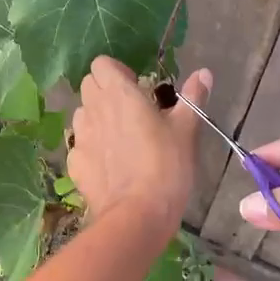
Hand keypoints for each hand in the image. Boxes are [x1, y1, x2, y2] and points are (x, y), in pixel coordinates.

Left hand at [67, 58, 211, 225]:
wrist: (137, 217)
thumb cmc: (165, 165)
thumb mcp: (186, 129)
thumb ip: (192, 97)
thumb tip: (204, 72)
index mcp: (118, 92)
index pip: (101, 63)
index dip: (117, 71)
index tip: (136, 87)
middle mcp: (93, 107)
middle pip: (89, 84)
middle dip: (105, 91)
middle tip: (129, 110)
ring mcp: (80, 136)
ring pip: (82, 114)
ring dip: (97, 118)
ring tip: (119, 138)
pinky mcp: (74, 163)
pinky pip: (79, 146)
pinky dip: (91, 149)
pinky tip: (109, 166)